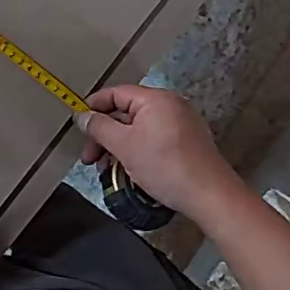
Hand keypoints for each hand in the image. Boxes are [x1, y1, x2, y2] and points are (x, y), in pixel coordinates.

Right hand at [75, 85, 240, 225]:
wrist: (209, 196)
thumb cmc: (165, 166)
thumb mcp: (123, 146)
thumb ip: (98, 127)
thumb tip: (82, 116)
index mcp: (155, 99)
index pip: (115, 93)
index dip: (93, 107)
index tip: (79, 127)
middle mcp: (171, 105)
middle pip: (126, 112)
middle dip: (104, 134)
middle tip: (91, 157)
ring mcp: (182, 123)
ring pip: (138, 128)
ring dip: (118, 145)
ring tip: (107, 168)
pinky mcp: (187, 142)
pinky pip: (153, 138)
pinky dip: (137, 149)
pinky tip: (129, 169)